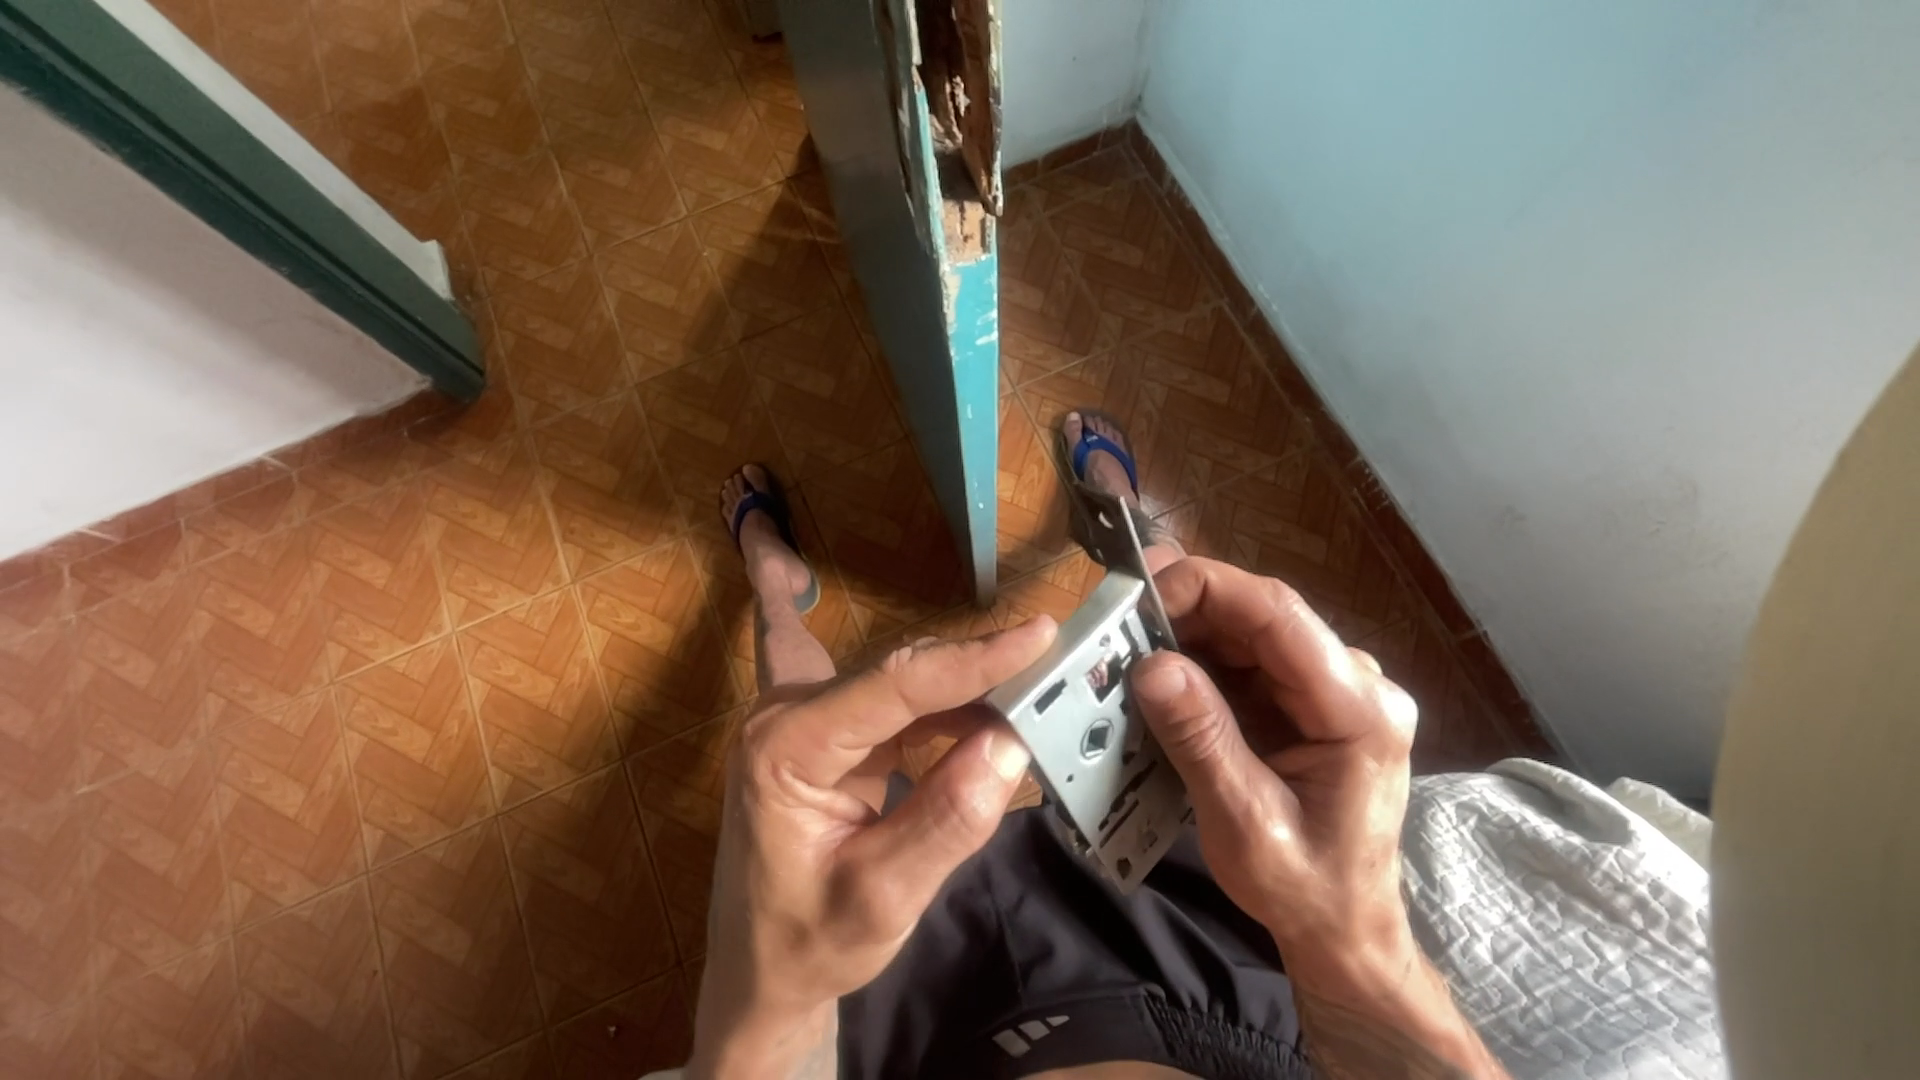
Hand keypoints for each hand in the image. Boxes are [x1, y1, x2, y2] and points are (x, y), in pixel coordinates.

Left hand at [687, 618, 1055, 1077]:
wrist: (759, 968)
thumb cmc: (806, 943)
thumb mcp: (882, 899)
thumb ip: (945, 822)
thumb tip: (1010, 745)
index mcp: (786, 746)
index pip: (895, 685)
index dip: (971, 659)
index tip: (1041, 633)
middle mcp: (789, 712)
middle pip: (901, 673)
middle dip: (980, 670)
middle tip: (1055, 666)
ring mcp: (806, 716)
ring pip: (905, 681)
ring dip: (969, 688)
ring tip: (1034, 692)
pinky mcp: (830, 730)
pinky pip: (897, 699)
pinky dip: (948, 704)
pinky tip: (988, 701)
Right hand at [1130, 559, 1509, 1077]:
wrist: (1343, 928)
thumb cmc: (1305, 888)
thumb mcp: (1243, 821)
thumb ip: (1202, 740)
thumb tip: (1150, 665)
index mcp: (1358, 708)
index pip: (1277, 614)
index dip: (1204, 587)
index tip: (1137, 596)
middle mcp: (1354, 681)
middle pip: (1259, 613)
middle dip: (1182, 609)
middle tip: (1114, 622)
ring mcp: (1329, 685)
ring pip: (1245, 629)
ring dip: (1182, 633)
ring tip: (1123, 648)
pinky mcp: (1303, 697)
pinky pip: (1243, 657)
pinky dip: (1194, 659)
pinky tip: (1154, 675)